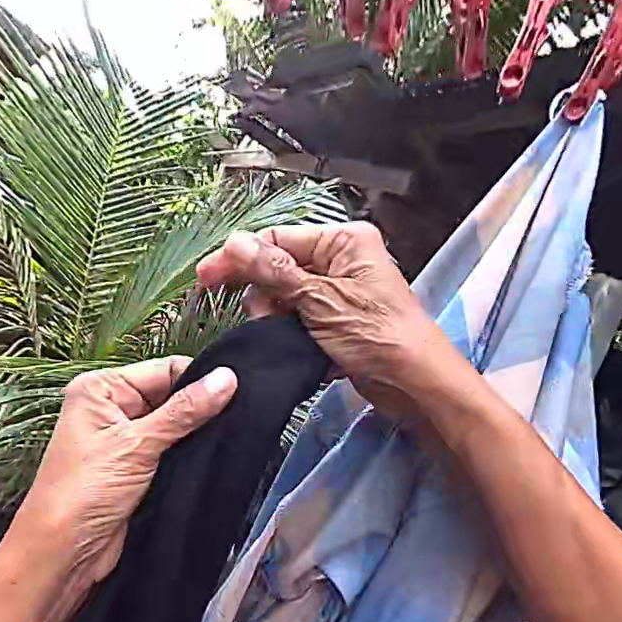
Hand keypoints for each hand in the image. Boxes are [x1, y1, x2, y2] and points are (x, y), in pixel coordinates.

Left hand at [6, 357, 236, 603]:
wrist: (65, 553)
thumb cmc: (82, 494)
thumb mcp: (137, 445)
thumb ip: (185, 411)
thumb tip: (226, 379)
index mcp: (101, 389)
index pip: (164, 369)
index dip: (198, 380)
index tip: (234, 391)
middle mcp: (113, 409)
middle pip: (172, 395)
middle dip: (200, 408)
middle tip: (236, 418)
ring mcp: (127, 440)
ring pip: (177, 425)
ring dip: (197, 434)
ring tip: (227, 439)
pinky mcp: (139, 468)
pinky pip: (174, 451)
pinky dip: (191, 455)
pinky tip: (212, 457)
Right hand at [195, 222, 471, 417]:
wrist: (415, 384)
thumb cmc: (379, 335)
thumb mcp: (321, 300)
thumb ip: (275, 272)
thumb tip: (235, 244)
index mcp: (343, 241)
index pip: (277, 238)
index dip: (240, 257)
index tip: (206, 278)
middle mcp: (341, 262)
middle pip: (278, 268)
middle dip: (264, 295)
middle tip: (265, 318)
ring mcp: (339, 294)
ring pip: (285, 299)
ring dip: (277, 319)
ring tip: (290, 338)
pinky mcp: (337, 324)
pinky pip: (299, 322)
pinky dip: (292, 335)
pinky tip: (298, 348)